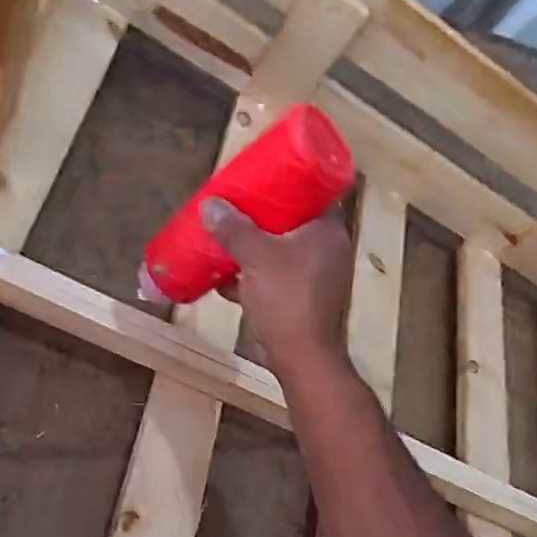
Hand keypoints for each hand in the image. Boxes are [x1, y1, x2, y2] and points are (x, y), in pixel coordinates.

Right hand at [201, 196, 352, 372]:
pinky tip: (225, 278)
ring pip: (279, 253)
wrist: (301, 357)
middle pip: (290, 222)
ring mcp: (316, 277)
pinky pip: (274, 279)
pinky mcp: (302, 300)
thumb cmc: (286, 300)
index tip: (256, 179)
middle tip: (234, 207)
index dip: (283, 183)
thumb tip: (209, 204)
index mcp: (327, 230)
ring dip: (252, 249)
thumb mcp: (256, 258)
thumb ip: (234, 230)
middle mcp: (327, 250)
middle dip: (258, 219)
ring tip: (224, 239)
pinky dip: (253, 277)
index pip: (310, 193)